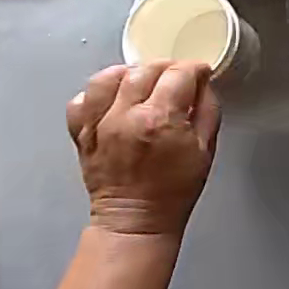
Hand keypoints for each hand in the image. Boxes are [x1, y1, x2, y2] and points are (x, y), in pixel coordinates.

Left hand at [66, 62, 221, 237]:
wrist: (136, 221)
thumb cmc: (176, 189)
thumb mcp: (206, 147)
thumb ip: (207, 108)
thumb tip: (202, 84)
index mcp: (161, 119)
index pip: (179, 73)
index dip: (195, 68)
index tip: (200, 73)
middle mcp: (126, 115)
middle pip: (146, 69)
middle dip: (167, 67)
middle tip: (178, 78)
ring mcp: (99, 124)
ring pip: (109, 76)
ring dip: (130, 73)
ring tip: (143, 82)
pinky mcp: (81, 134)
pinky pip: (81, 99)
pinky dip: (97, 93)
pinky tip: (114, 99)